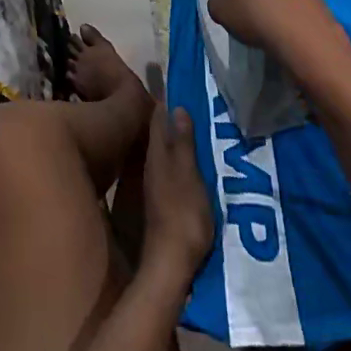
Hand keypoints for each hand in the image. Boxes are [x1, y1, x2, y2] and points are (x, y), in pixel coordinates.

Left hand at [142, 104, 214, 277]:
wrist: (172, 263)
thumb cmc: (183, 214)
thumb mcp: (189, 175)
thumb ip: (182, 144)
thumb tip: (176, 108)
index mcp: (156, 157)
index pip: (156, 120)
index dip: (166, 103)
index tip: (179, 87)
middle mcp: (150, 167)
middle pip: (159, 135)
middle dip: (173, 120)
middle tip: (194, 104)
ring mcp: (155, 187)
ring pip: (164, 152)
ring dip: (177, 140)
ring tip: (199, 129)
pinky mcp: (163, 202)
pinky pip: (171, 170)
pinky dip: (180, 160)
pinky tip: (194, 162)